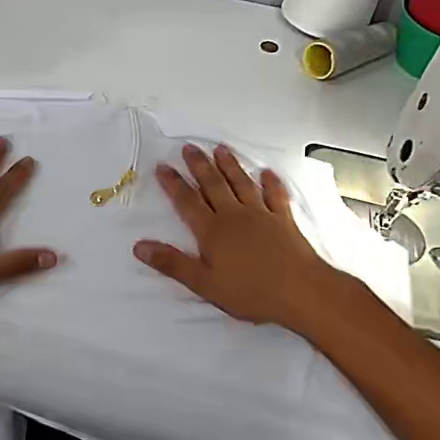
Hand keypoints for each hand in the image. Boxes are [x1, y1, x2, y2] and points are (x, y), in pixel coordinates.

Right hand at [133, 144, 353, 329]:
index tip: (162, 166)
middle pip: (213, 185)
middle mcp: (234, 215)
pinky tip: (267, 173)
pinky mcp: (284, 220)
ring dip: (230, 165)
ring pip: (241, 183)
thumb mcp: (204, 283)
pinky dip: (271, 183)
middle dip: (199, 165)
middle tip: (189, 147)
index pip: (187, 202)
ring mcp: (261, 214)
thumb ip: (172, 263)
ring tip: (221, 149)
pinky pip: (275, 195)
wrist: (300, 290)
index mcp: (212, 231)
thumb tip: (139, 246)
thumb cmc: (250, 292)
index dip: (173, 184)